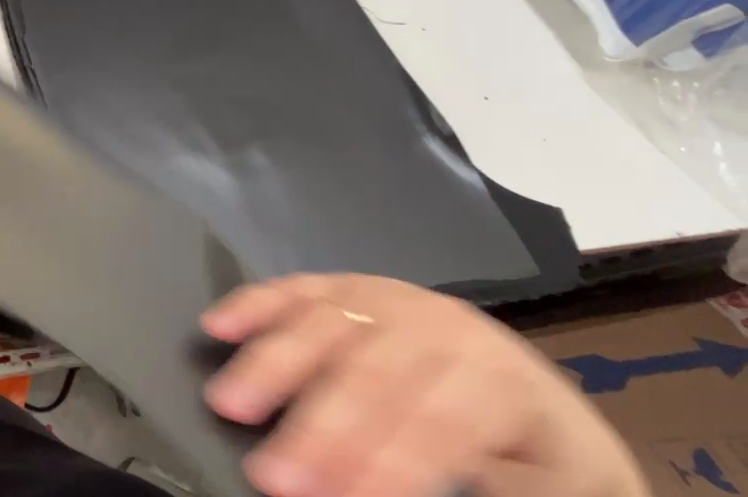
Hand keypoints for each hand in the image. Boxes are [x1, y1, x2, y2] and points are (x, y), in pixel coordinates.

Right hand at [201, 275, 646, 496]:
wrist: (544, 415)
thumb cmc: (537, 465)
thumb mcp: (546, 492)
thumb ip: (481, 493)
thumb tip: (399, 490)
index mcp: (502, 381)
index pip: (437, 420)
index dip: (387, 462)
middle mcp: (441, 326)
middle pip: (370, 372)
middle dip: (316, 427)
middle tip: (269, 475)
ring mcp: (385, 298)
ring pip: (322, 324)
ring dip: (270, 366)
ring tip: (226, 405)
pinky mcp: (343, 287)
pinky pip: (292, 289)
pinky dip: (252, 306)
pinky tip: (217, 327)